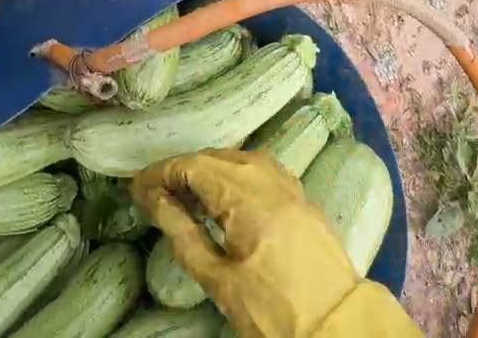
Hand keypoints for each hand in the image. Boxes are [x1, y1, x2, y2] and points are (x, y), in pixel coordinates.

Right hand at [132, 149, 419, 337]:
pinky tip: (227, 197)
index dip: (158, 174)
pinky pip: (261, 169)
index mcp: (245, 197)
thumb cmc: (274, 311)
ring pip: (237, 159)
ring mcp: (289, 186)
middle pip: (212, 158)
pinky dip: (235, 173)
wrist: (342, 332)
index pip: (190, 166)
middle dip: (180, 171)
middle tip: (157, 196)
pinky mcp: (303, 199)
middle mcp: (267, 179)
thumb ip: (182, 232)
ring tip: (189, 197)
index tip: (136, 190)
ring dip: (208, 170)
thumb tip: (152, 198)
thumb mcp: (218, 279)